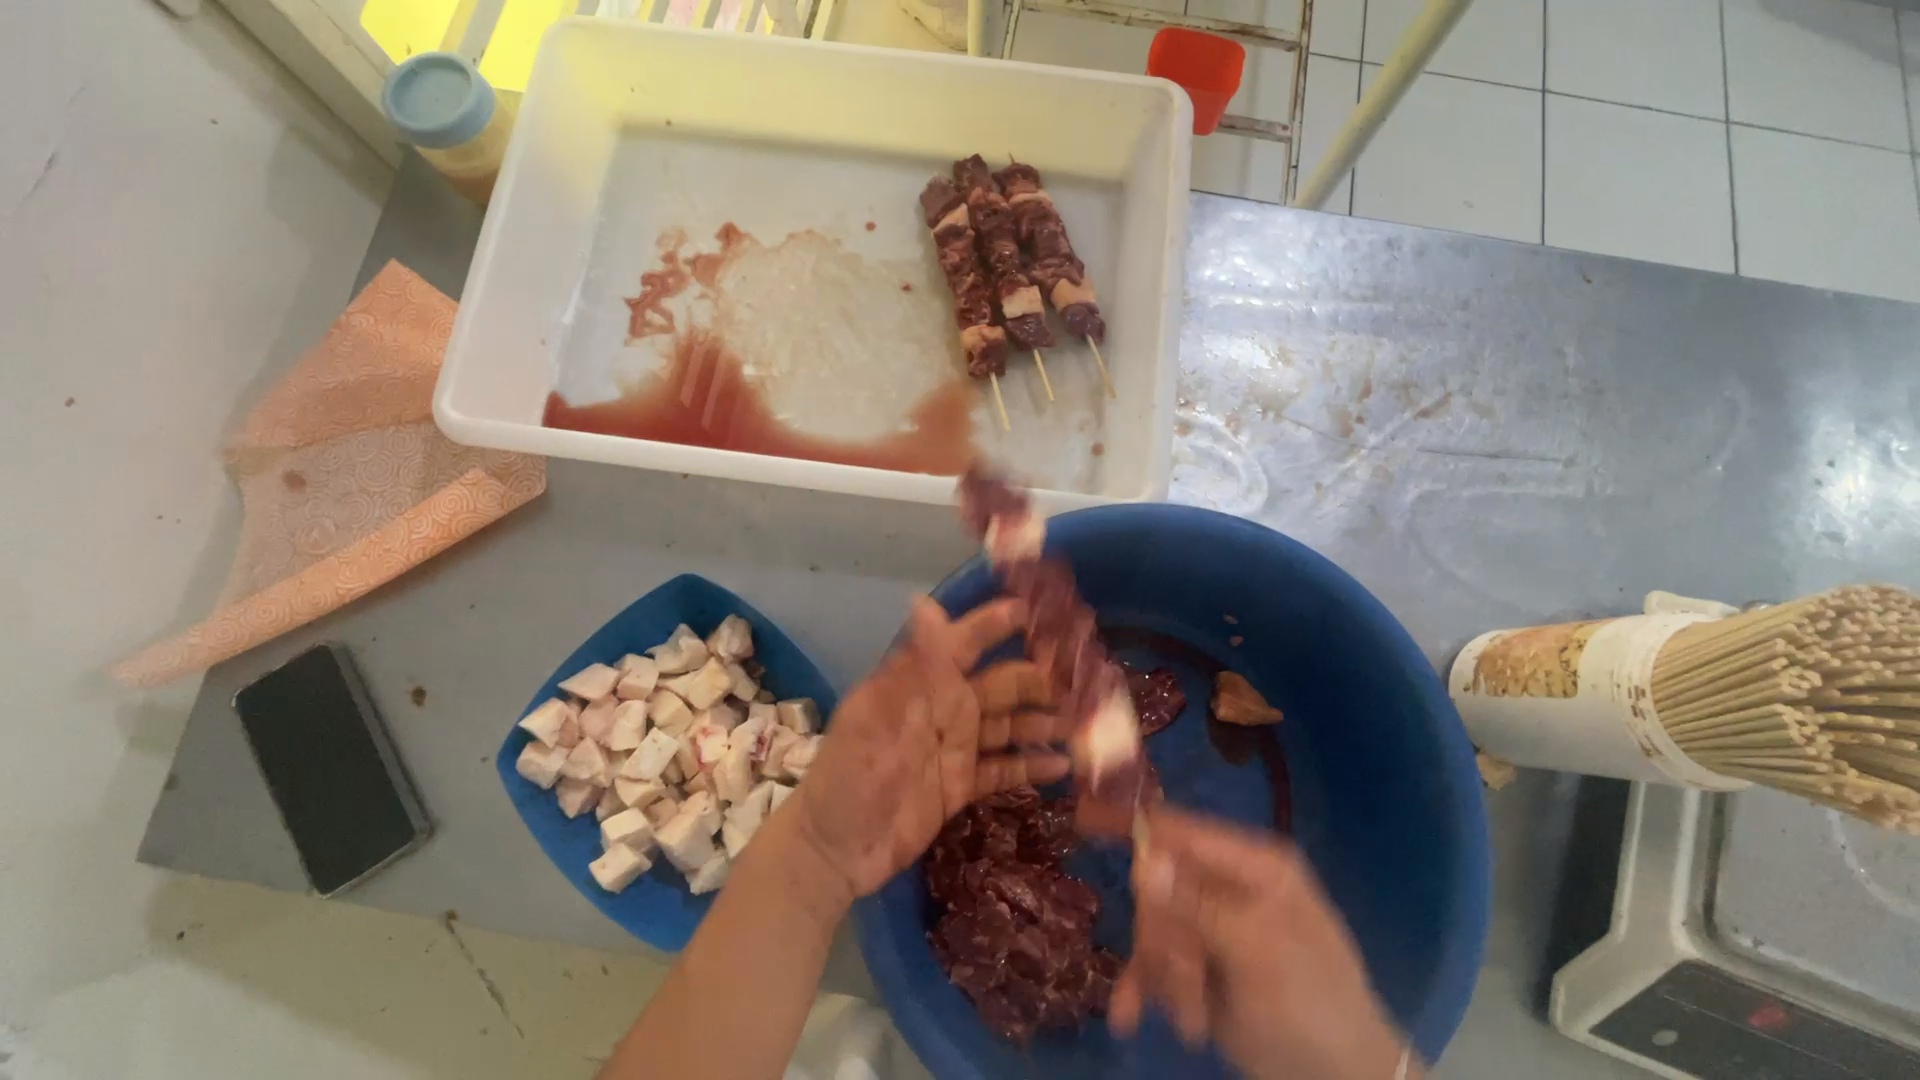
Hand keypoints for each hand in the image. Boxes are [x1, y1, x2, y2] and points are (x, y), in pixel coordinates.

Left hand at [792, 596, 1070, 901]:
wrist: (835, 851)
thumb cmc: (848, 777)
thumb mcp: (875, 718)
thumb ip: (910, 665)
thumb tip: (925, 602)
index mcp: (923, 687)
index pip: (964, 644)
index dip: (995, 625)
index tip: (1034, 611)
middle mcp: (945, 710)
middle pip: (1001, 684)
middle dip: (1039, 678)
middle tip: (1085, 679)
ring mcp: (956, 749)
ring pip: (1010, 725)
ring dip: (1044, 722)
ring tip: (1086, 724)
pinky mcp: (962, 786)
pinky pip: (1004, 770)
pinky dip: (1032, 766)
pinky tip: (1064, 766)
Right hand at [1112, 808, 1417, 1079]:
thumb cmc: (1311, 1002)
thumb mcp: (1258, 949)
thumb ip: (1198, 903)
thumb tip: (1144, 861)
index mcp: (1252, 866)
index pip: (1182, 830)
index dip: (1133, 823)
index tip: (1082, 818)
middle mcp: (1226, 888)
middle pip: (1159, 888)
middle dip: (1164, 939)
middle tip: (1186, 976)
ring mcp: (1209, 928)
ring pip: (1153, 930)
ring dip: (1164, 975)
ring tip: (1192, 1019)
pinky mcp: (1197, 967)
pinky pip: (1153, 966)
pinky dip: (1144, 990)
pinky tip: (1129, 1019)